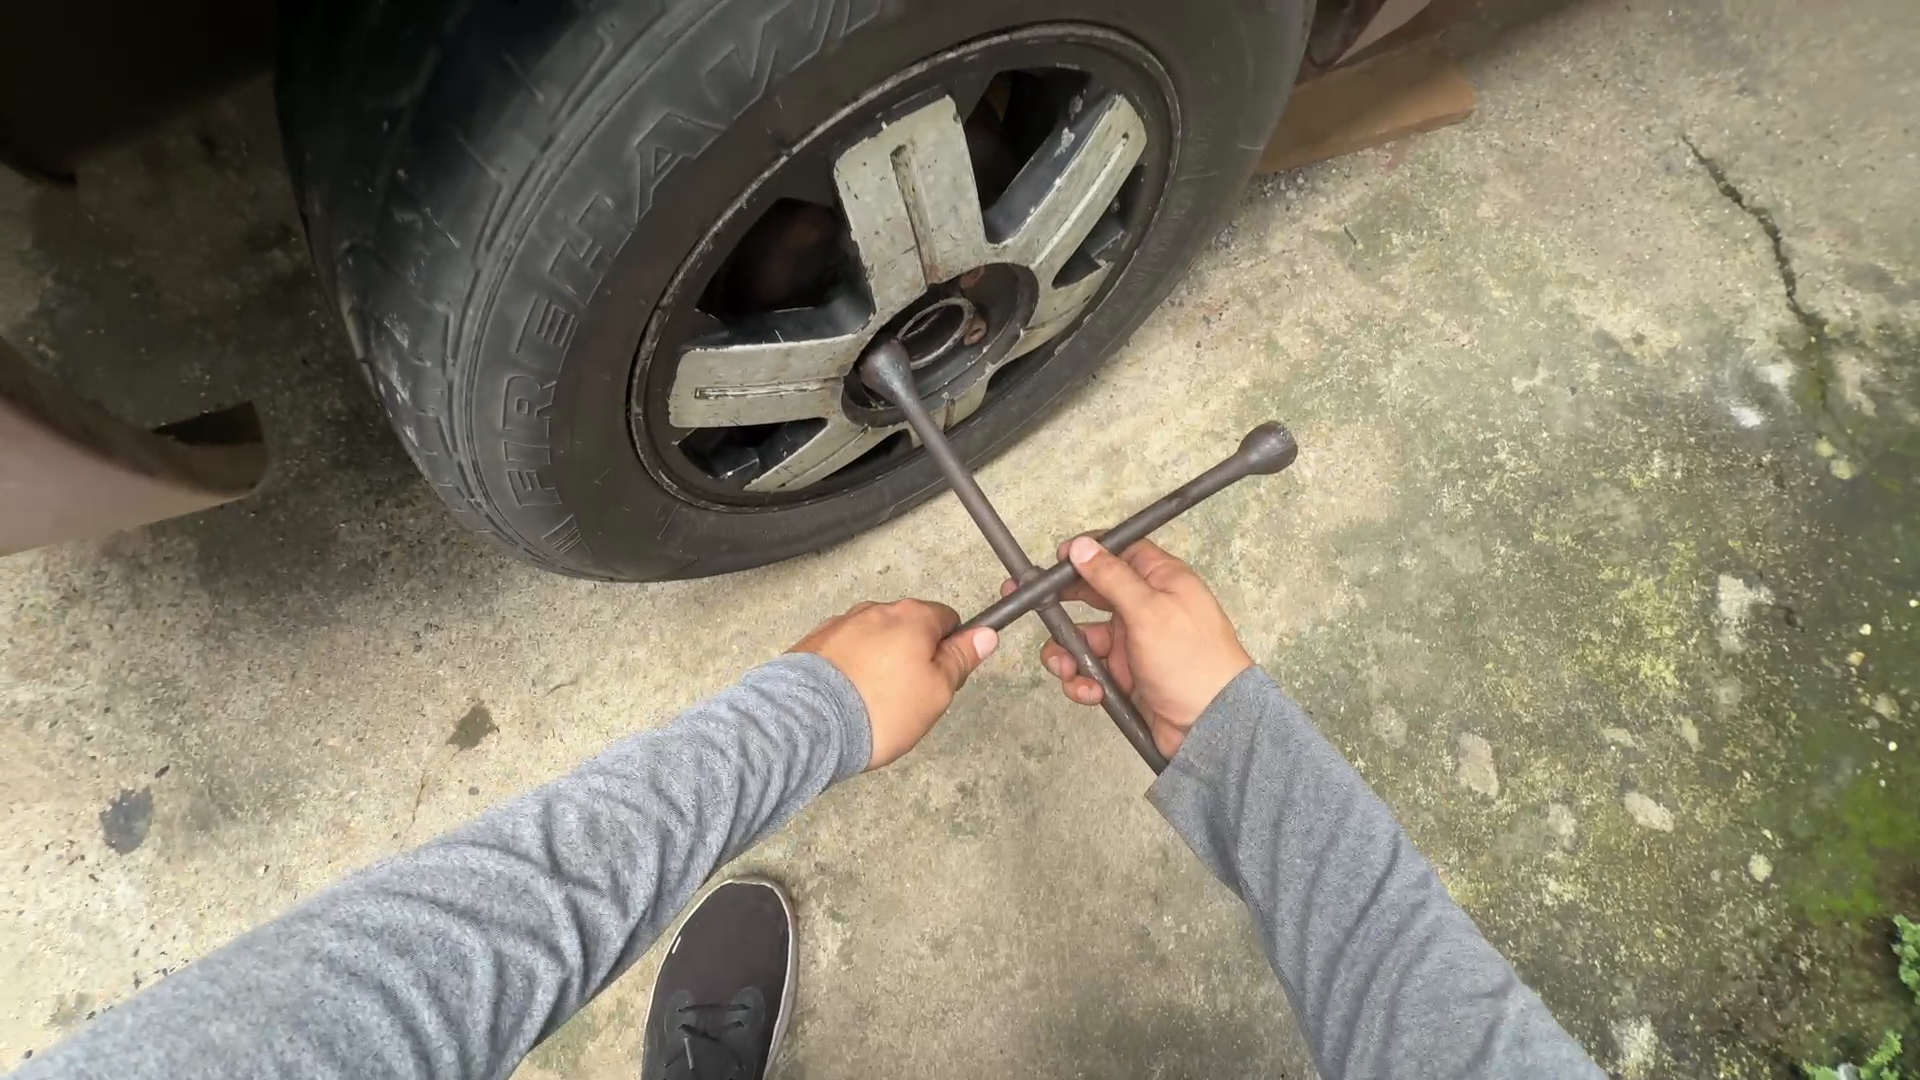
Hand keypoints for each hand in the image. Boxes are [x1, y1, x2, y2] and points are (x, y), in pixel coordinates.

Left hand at [790, 600, 998, 769]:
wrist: (808, 723)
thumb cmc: (878, 709)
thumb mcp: (938, 691)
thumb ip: (961, 658)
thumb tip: (985, 635)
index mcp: (912, 617)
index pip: (948, 619)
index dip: (951, 649)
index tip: (943, 676)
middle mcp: (876, 610)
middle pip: (909, 628)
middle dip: (913, 656)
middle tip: (910, 698)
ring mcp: (841, 624)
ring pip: (875, 640)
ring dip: (880, 662)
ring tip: (874, 703)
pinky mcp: (814, 643)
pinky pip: (844, 652)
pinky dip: (851, 669)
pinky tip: (847, 699)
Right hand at [1013, 536, 1252, 758]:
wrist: (1209, 727)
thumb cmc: (1194, 663)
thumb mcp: (1149, 611)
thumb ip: (1112, 576)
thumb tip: (1083, 547)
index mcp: (1161, 582)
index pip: (1120, 552)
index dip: (1089, 553)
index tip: (1059, 560)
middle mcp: (1146, 608)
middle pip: (1092, 593)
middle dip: (1062, 602)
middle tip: (1036, 605)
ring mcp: (1133, 643)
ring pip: (1082, 636)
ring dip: (1068, 652)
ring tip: (1068, 668)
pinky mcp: (1124, 675)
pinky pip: (1089, 669)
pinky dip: (1082, 680)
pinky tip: (1092, 691)